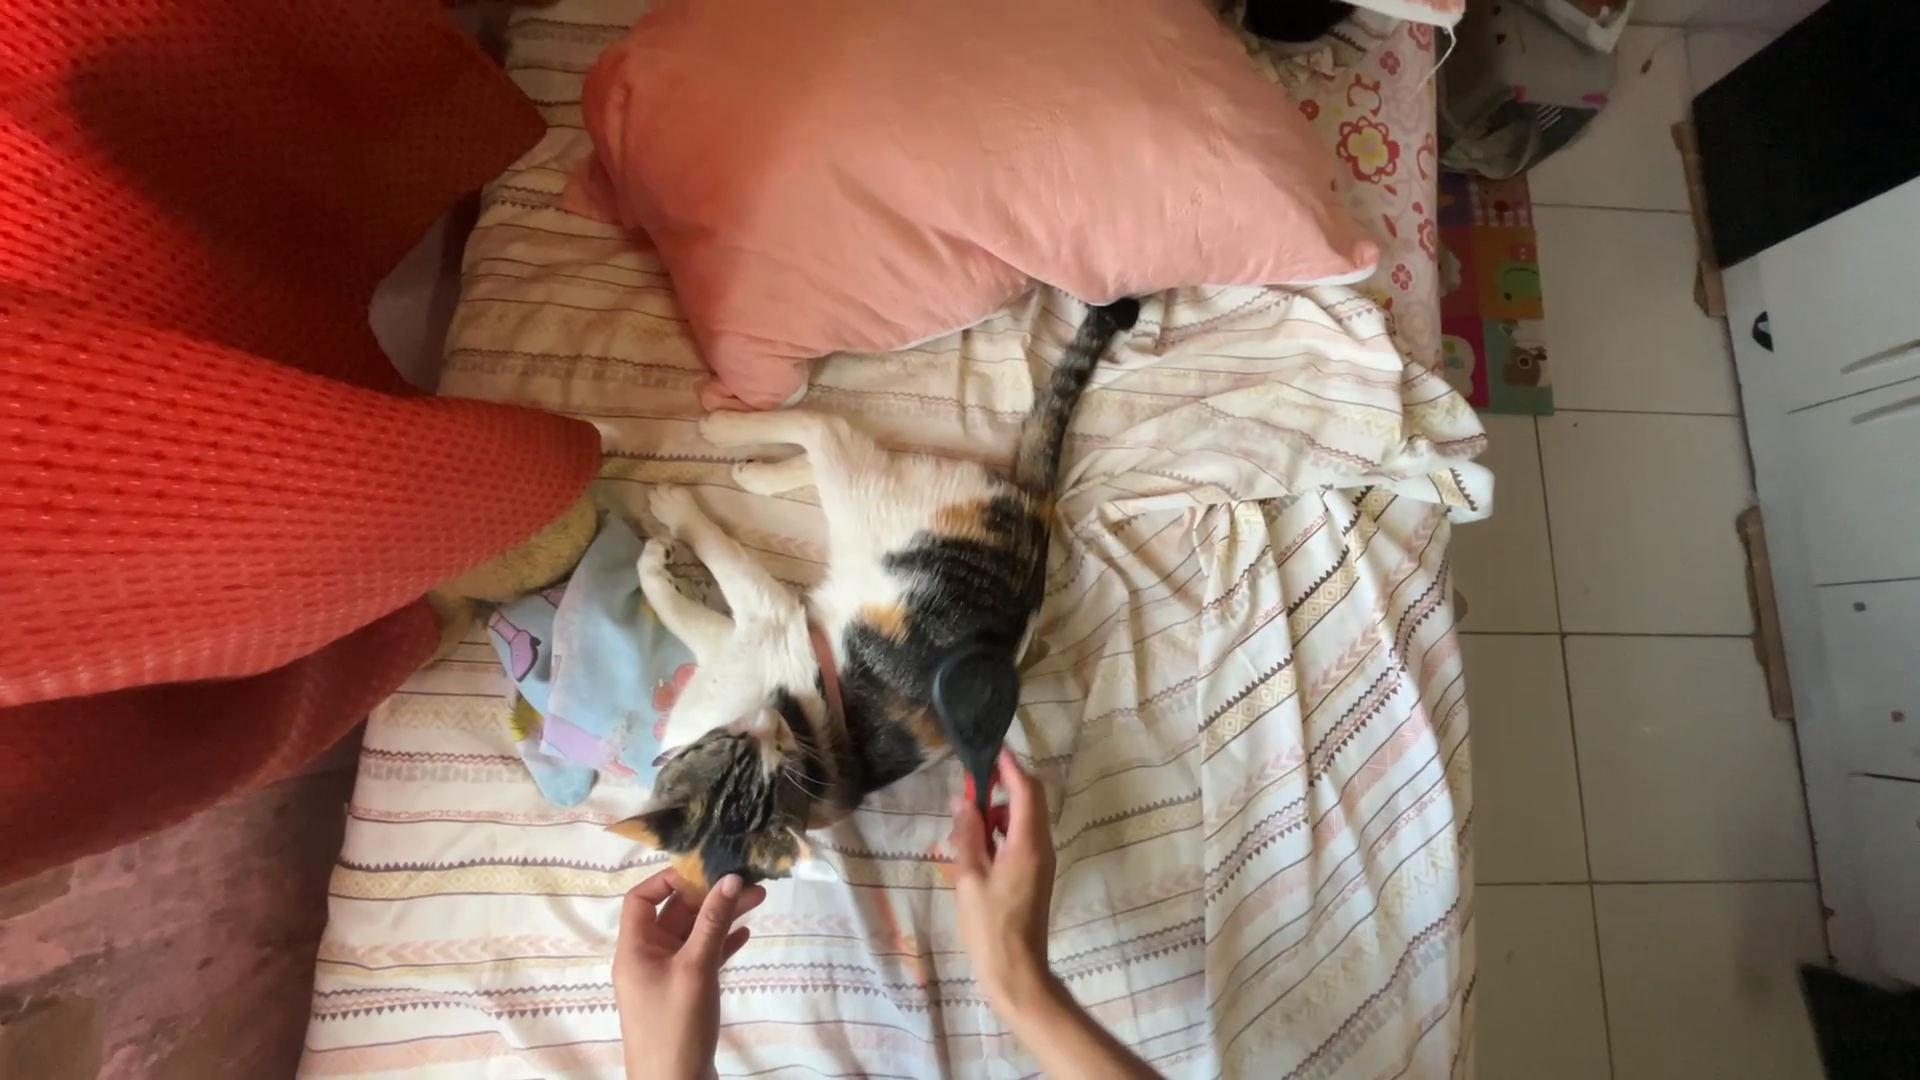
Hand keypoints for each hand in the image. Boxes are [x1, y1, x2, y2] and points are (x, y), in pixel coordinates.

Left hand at [612, 869, 767, 1079]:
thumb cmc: (677, 1027)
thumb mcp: (697, 967)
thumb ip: (713, 920)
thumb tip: (731, 877)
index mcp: (635, 950)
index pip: (642, 899)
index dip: (669, 879)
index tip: (705, 869)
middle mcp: (646, 959)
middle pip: (674, 912)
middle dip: (710, 895)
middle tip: (747, 881)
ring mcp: (665, 978)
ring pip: (693, 933)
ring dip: (722, 916)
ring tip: (759, 899)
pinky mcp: (684, 995)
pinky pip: (702, 956)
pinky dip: (722, 942)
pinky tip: (746, 934)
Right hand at [945, 750, 1056, 1009]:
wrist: (1017, 973)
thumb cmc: (990, 926)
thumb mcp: (969, 877)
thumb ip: (967, 834)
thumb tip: (963, 800)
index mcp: (1028, 842)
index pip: (1025, 789)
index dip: (1009, 765)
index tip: (991, 746)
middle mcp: (1040, 846)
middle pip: (1029, 799)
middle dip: (1002, 785)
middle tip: (972, 783)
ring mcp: (1040, 861)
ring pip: (1023, 818)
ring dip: (998, 811)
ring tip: (965, 822)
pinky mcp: (1034, 874)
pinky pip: (1020, 837)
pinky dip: (1000, 831)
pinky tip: (975, 846)